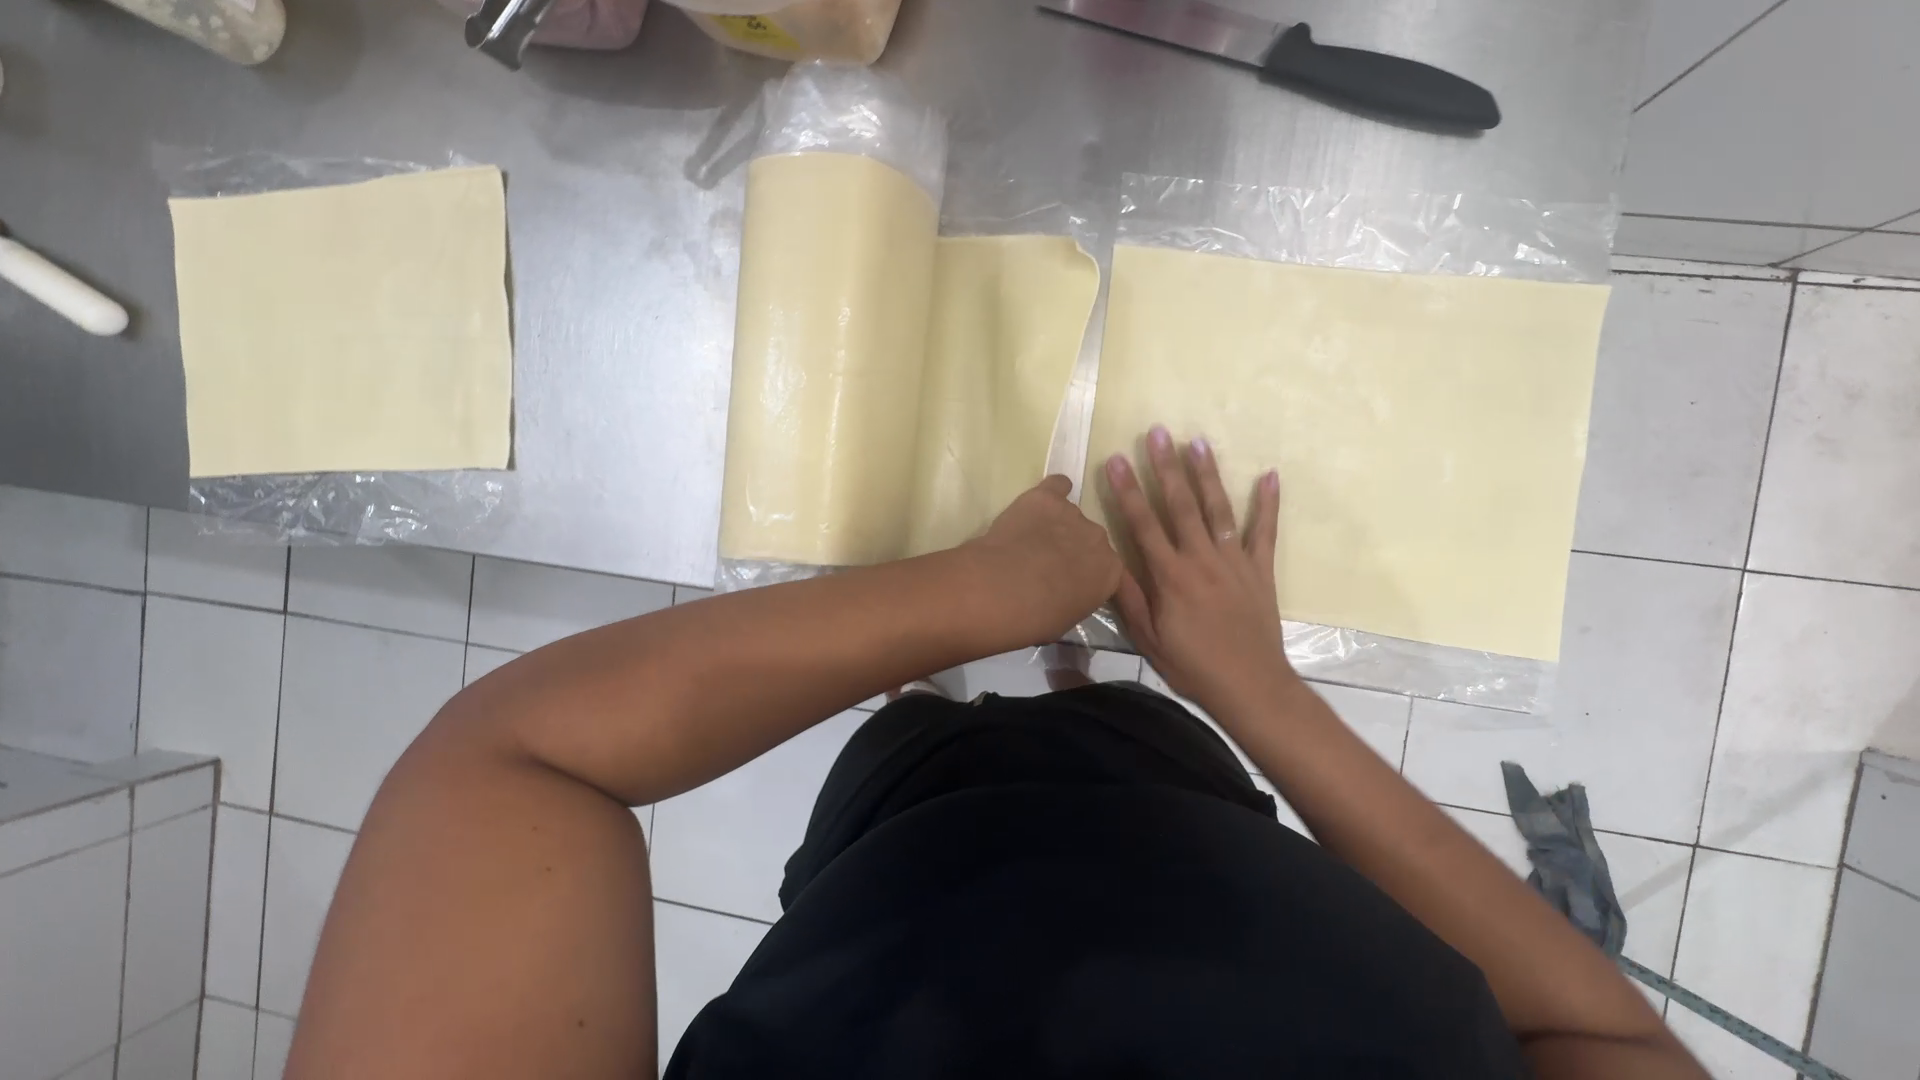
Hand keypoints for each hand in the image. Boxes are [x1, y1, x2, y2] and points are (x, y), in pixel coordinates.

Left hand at [962, 475, 1123, 647]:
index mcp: (1110, 572)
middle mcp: (1099, 539)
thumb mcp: (1066, 619)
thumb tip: (1066, 594)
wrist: (1004, 589)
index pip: (1105, 570)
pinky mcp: (1046, 498)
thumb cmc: (1036, 617)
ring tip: (1028, 540)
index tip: (1067, 583)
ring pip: (1068, 516)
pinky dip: (1051, 491)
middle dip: (1071, 549)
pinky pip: (1056, 486)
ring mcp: (1073, 514)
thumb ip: (1075, 599)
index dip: (1084, 575)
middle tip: (1045, 562)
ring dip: (1054, 526)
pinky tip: (1041, 500)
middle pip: (1088, 539)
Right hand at [1104, 426, 1293, 711]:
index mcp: (1170, 576)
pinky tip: (1268, 475)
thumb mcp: (1147, 636)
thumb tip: (1106, 560)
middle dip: (1166, 467)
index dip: (1128, 491)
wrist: (1249, 684)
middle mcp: (1201, 559)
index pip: (1143, 524)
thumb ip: (1129, 595)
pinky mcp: (1260, 570)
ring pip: (1218, 509)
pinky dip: (1268, 503)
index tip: (1117, 460)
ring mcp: (1234, 561)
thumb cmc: (1191, 665)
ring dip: (1207, 474)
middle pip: (1180, 505)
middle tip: (1157, 433)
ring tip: (1197, 441)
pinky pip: (1265, 531)